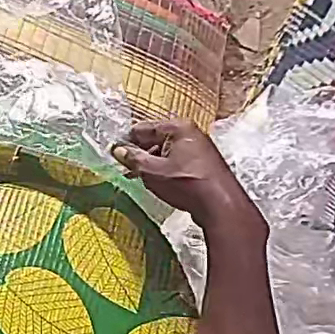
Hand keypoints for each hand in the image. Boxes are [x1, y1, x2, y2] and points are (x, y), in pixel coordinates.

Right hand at [113, 119, 266, 252]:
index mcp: (177, 127)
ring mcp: (198, 147)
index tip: (114, 154)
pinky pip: (176, 161)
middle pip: (154, 139)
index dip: (126, 142)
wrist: (220, 205)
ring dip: (151, 163)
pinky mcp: (202, 163)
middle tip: (125, 168)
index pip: (141, 128)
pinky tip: (159, 182)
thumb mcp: (151, 171)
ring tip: (140, 178)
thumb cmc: (187, 184)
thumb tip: (118, 150)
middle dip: (139, 153)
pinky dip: (164, 169)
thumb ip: (132, 158)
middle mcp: (189, 133)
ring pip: (165, 151)